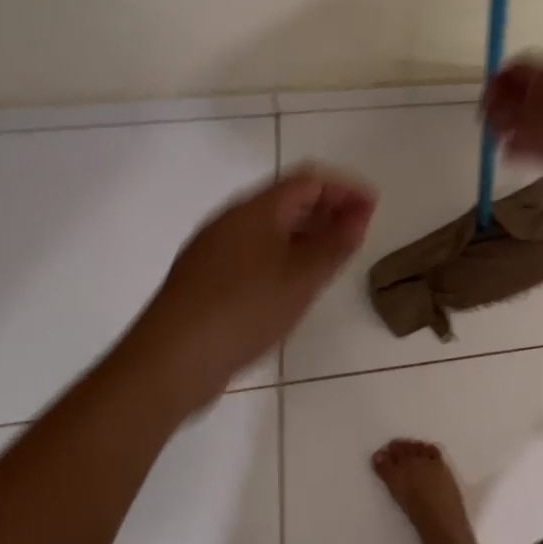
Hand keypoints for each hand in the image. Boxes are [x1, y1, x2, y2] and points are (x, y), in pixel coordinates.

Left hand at [124, 165, 376, 405]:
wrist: (168, 363)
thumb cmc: (243, 311)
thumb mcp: (302, 278)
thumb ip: (335, 244)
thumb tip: (358, 215)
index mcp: (255, 210)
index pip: (308, 180)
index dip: (344, 188)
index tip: (373, 206)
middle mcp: (231, 221)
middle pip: (287, 199)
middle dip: (328, 209)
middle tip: (360, 231)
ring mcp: (214, 249)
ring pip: (270, 227)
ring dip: (307, 232)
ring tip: (335, 256)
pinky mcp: (205, 277)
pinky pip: (254, 250)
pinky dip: (284, 253)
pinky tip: (296, 282)